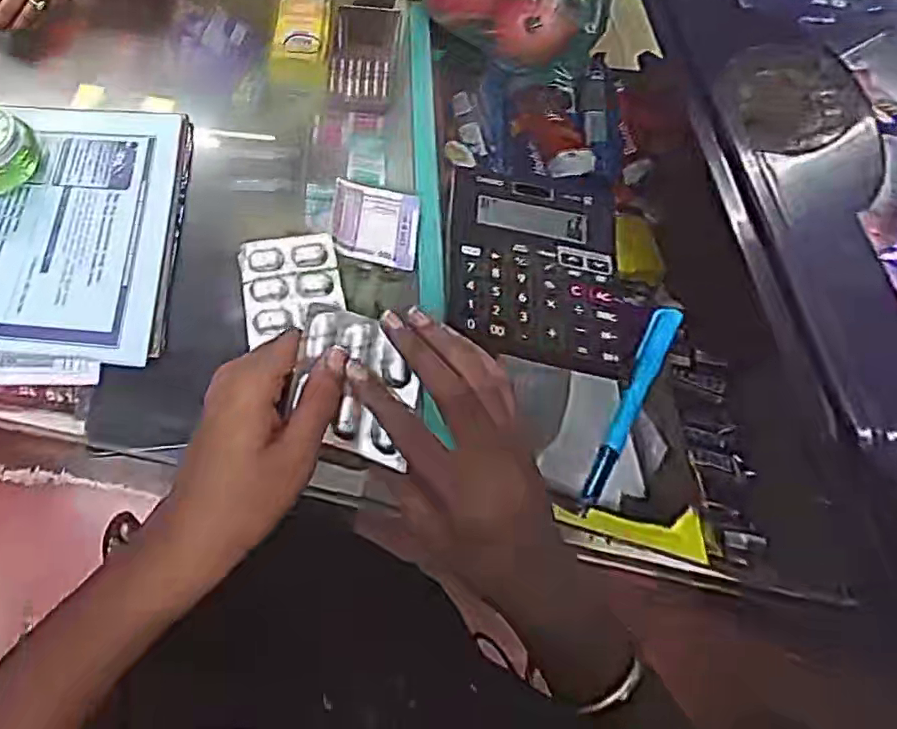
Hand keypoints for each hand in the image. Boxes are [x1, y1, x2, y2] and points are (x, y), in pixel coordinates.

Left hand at [139, 331, 345, 600]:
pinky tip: (288, 436)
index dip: (326, 351)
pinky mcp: (222, 404)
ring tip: (310, 430)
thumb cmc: (239, 503)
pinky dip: (280, 403)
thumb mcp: (296, 452)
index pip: (296, 338)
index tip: (346, 371)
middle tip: (334, 409)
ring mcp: (223, 389)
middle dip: (313, 374)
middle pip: (285, 352)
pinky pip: (260, 387)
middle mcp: (230, 376)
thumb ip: (320, 399)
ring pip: (275, 370)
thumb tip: (335, 361)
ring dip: (298, 391)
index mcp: (248, 379)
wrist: (197, 532)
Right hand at [352, 307, 578, 625]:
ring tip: (424, 318)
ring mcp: (509, 438)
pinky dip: (480, 356)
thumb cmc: (484, 562)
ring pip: (481, 376)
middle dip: (418, 349)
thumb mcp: (429, 538)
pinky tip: (463, 342)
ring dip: (449, 341)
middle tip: (394, 322)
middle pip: (452, 387)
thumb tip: (371, 449)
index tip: (356, 370)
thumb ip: (398, 489)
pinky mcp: (520, 433)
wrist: (540, 577)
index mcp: (458, 484)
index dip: (376, 396)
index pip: (408, 429)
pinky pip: (503, 383)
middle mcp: (487, 453)